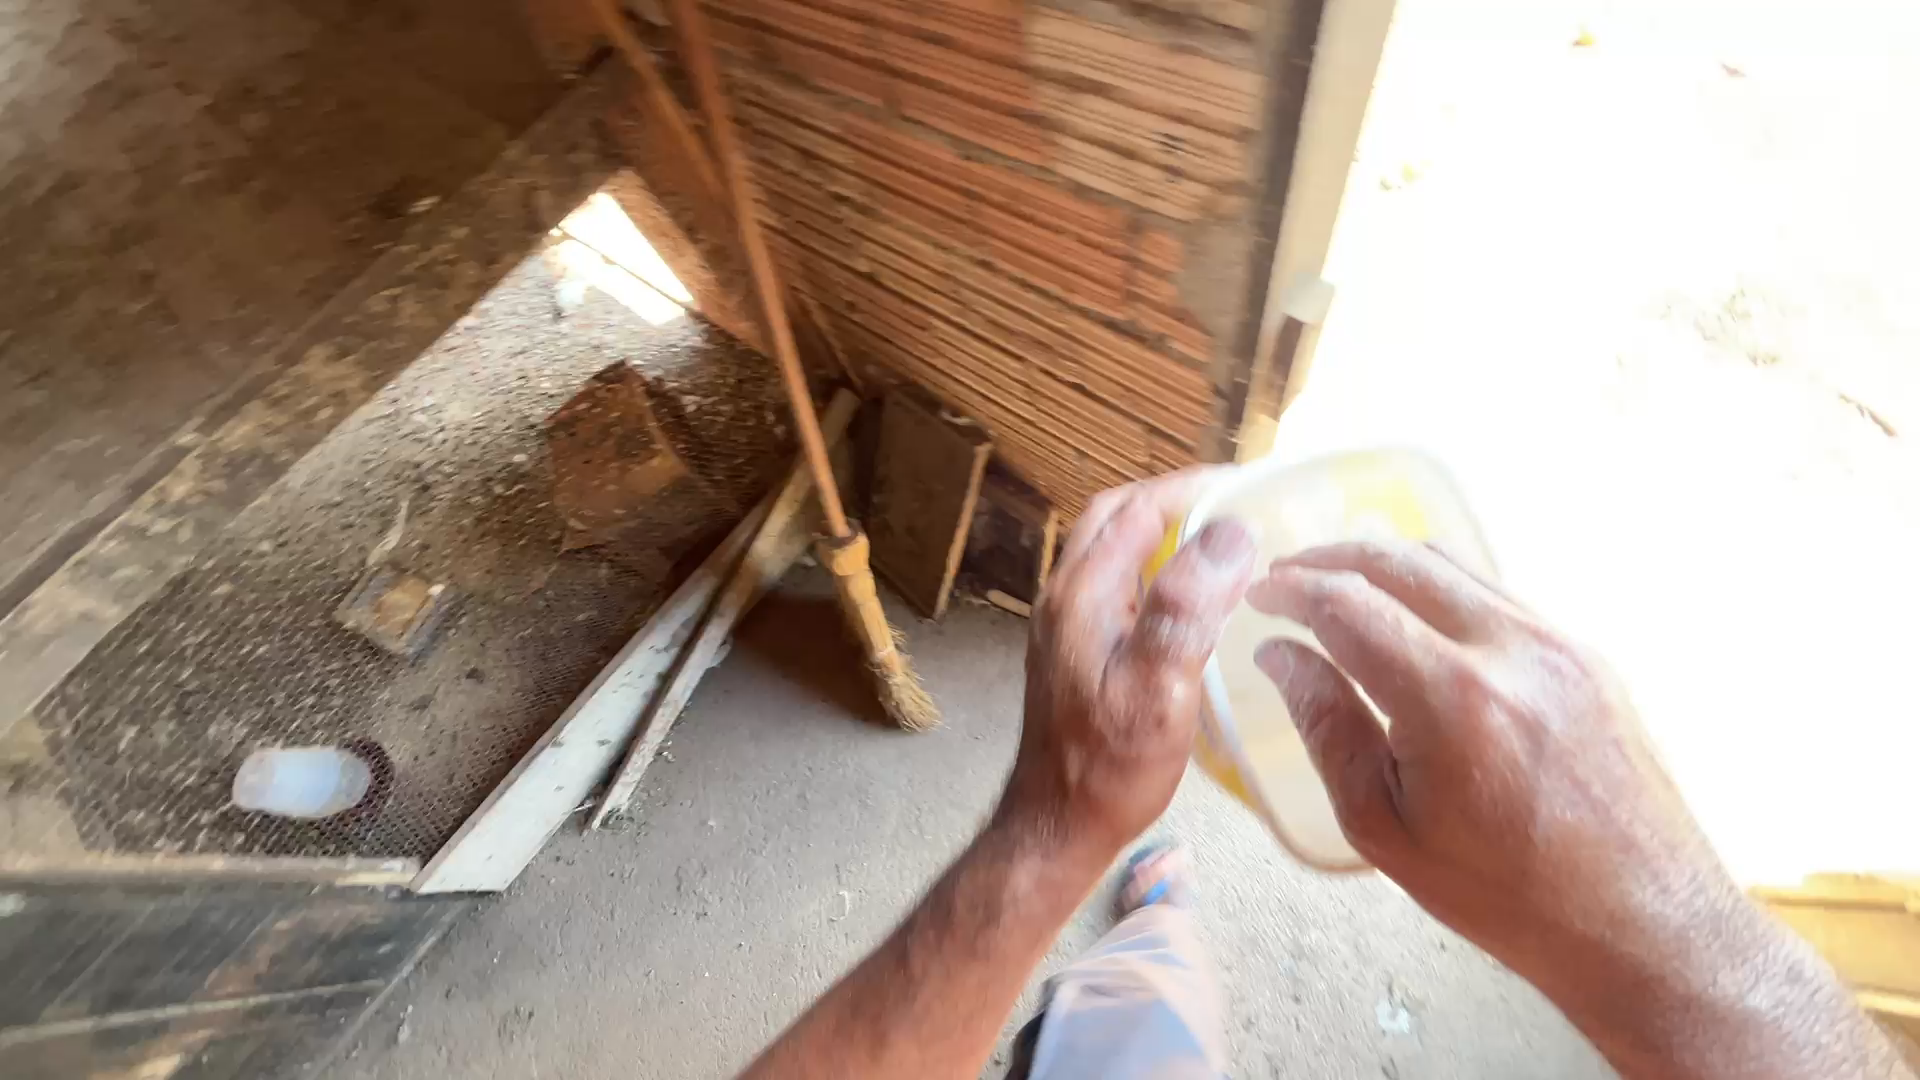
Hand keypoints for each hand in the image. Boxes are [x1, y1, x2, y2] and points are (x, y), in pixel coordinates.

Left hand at [999, 470, 1255, 860]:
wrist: (1059, 817)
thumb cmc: (1111, 763)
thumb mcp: (1158, 688)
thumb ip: (1185, 608)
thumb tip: (1230, 532)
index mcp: (1080, 594)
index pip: (1136, 510)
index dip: (1191, 488)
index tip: (1247, 484)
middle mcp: (1064, 595)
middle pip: (1114, 518)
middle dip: (1171, 500)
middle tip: (1231, 505)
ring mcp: (1063, 618)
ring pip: (1110, 547)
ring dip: (1158, 530)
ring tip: (1216, 539)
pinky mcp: (1072, 642)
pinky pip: (1111, 580)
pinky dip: (1148, 565)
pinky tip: (1186, 592)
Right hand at [1246, 540, 1745, 1022]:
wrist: (1649, 929)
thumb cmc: (1499, 891)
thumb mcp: (1377, 822)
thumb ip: (1322, 722)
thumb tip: (1275, 652)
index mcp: (1452, 700)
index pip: (1345, 604)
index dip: (1287, 589)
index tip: (1254, 596)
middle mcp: (1513, 651)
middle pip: (1393, 561)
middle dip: (1322, 559)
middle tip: (1281, 578)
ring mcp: (1559, 644)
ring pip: (1444, 561)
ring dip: (1374, 563)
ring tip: (1331, 587)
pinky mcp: (1583, 653)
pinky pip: (1487, 588)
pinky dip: (1426, 583)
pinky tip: (1400, 614)